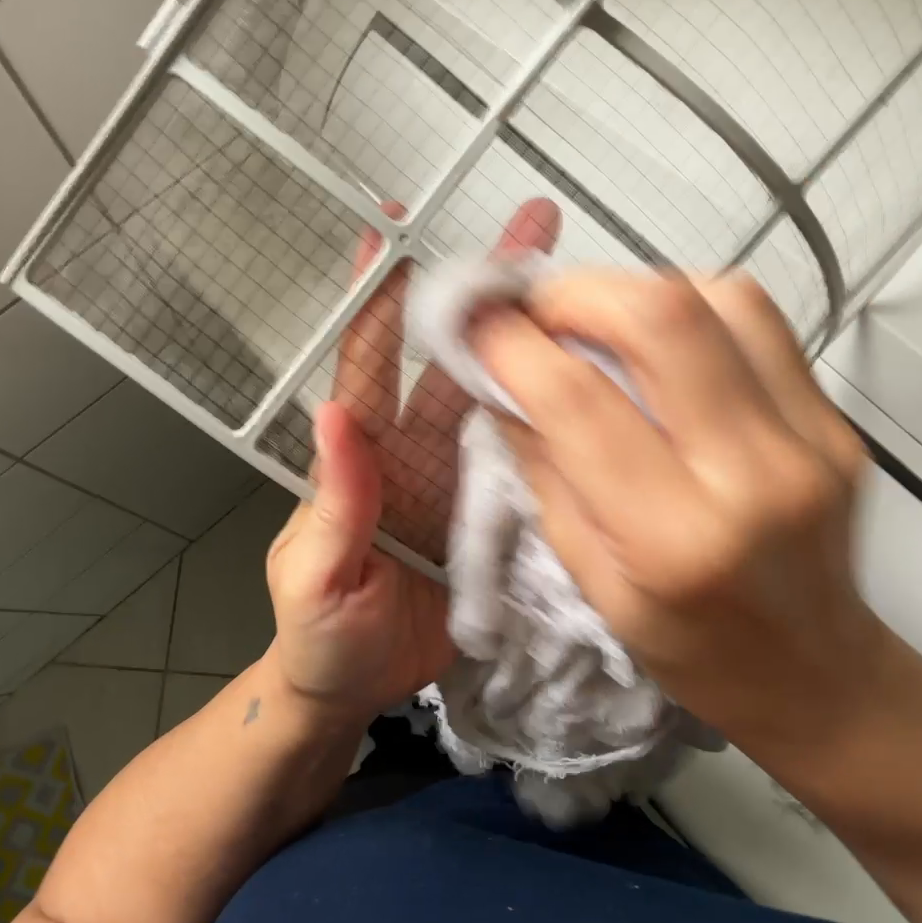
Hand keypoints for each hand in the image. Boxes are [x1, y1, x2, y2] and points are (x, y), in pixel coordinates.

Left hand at [263, 198, 561, 724]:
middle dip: (488, 296)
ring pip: (500, 402)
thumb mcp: (317, 573)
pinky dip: (562, 421)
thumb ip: (334, 502)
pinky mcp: (499, 522)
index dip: (378, 296)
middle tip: (531, 229)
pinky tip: (605, 384)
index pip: (369, 361)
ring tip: (582, 290)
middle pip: (453, 363)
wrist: (355, 693)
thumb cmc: (318, 634)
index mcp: (363, 455)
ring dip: (534, 348)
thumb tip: (334, 414)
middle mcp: (417, 454)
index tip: (391, 228)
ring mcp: (463, 484)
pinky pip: (532, 461)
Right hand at [471, 271, 886, 753]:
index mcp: (673, 538)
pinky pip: (759, 321)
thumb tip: (501, 382)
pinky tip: (659, 337)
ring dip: (636, 291)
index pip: (578, 402)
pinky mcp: (836, 418)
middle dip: (577, 293)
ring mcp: (809, 439)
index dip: (513, 346)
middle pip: (663, 319)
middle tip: (537, 311)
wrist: (817, 675)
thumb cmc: (688, 647)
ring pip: (720, 297)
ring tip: (596, 322)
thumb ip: (544, 471)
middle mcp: (752, 476)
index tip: (477, 323)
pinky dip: (692, 306)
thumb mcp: (588, 580)